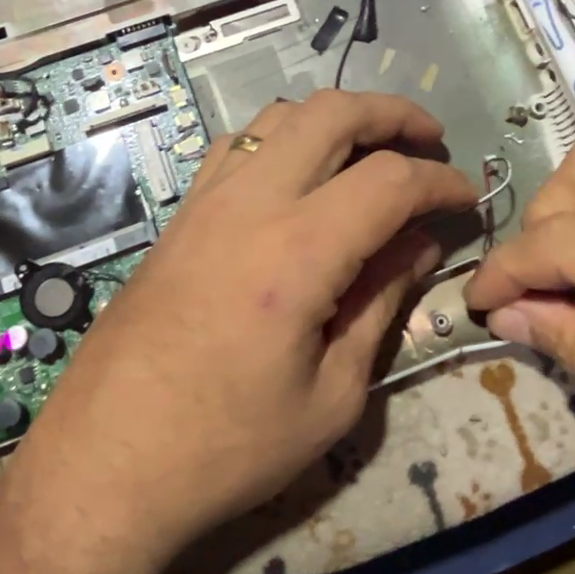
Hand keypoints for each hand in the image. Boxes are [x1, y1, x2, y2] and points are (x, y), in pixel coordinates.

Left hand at [0, 91, 476, 573]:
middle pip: (331, 112)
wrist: (107, 461)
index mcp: (297, 251)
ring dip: (334, 120)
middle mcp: (250, 203)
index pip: (390, 180)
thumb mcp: (332, 396)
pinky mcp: (180, 215)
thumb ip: (380, 304)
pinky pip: (237, 146)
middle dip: (393, 113)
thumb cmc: (227, 446)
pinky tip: (298, 177)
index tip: (467, 200)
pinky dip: (282, 139)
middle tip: (429, 142)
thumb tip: (419, 244)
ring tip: (368, 153)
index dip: (441, 183)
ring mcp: (206, 201)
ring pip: (279, 116)